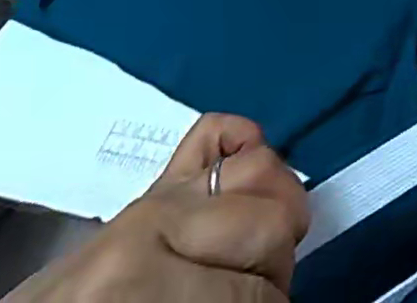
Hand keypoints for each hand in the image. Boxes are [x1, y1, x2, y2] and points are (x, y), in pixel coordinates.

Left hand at [3, 113, 308, 302]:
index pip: (257, 292)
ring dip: (274, 214)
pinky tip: (242, 189)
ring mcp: (158, 190)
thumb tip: (273, 295)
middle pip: (268, 223)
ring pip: (260, 167)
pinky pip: (215, 130)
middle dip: (277, 268)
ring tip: (256, 257)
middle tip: (258, 294)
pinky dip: (243, 145)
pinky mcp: (160, 177)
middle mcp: (154, 221)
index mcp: (139, 280)